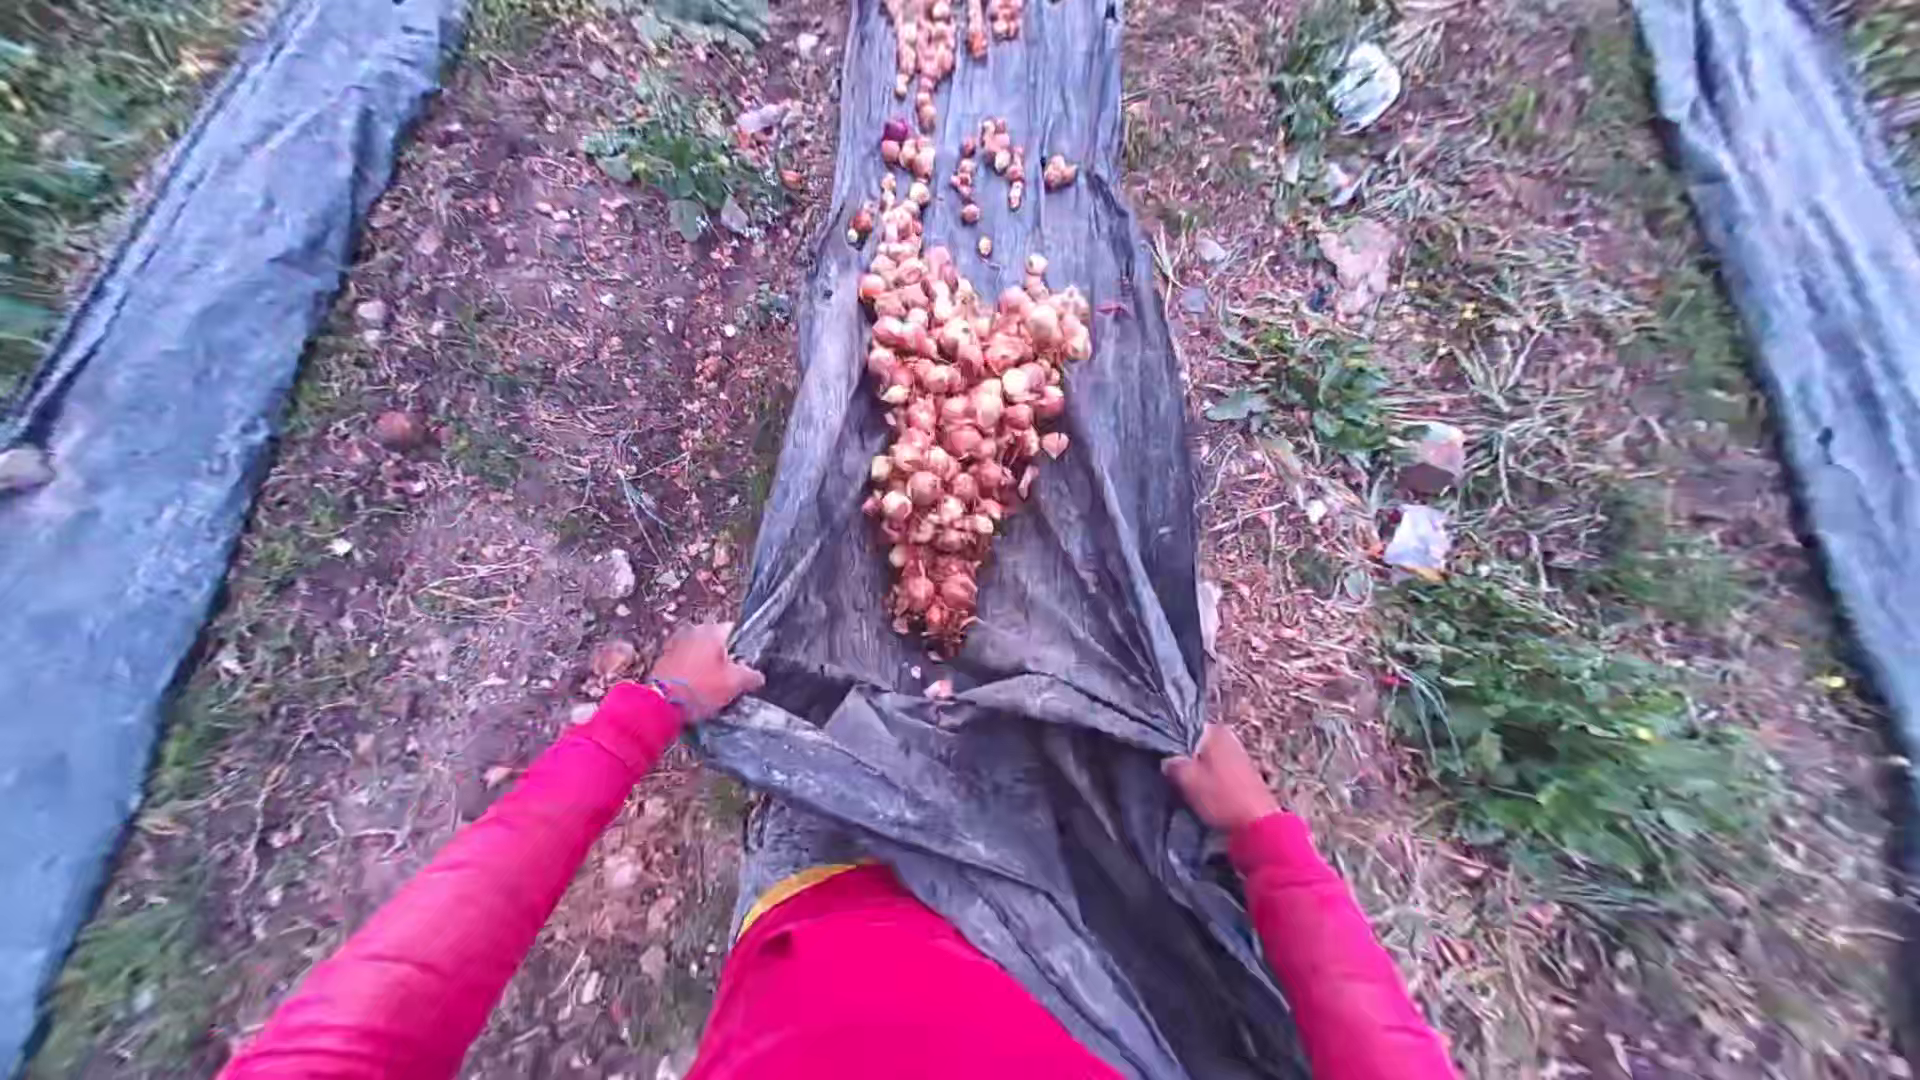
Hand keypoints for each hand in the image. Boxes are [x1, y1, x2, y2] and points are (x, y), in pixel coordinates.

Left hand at [646, 622, 763, 722]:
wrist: (661, 705)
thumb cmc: (700, 688)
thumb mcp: (735, 683)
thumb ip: (752, 676)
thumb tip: (757, 677)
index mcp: (712, 631)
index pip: (734, 630)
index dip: (742, 648)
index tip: (743, 664)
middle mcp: (693, 631)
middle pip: (716, 642)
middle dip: (722, 657)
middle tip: (728, 677)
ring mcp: (675, 644)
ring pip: (699, 651)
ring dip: (705, 664)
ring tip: (709, 686)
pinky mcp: (662, 659)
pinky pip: (684, 662)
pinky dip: (689, 671)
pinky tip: (693, 688)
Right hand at [1162, 724, 1280, 832]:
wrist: (1259, 827)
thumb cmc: (1221, 797)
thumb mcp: (1186, 778)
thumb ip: (1171, 762)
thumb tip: (1167, 760)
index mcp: (1215, 730)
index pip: (1182, 727)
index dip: (1169, 742)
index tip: (1160, 757)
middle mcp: (1229, 736)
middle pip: (1195, 743)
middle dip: (1183, 756)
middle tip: (1170, 772)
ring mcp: (1239, 754)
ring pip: (1206, 757)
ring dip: (1196, 768)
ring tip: (1183, 784)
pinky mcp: (1245, 773)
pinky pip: (1217, 769)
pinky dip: (1209, 777)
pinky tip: (1201, 791)